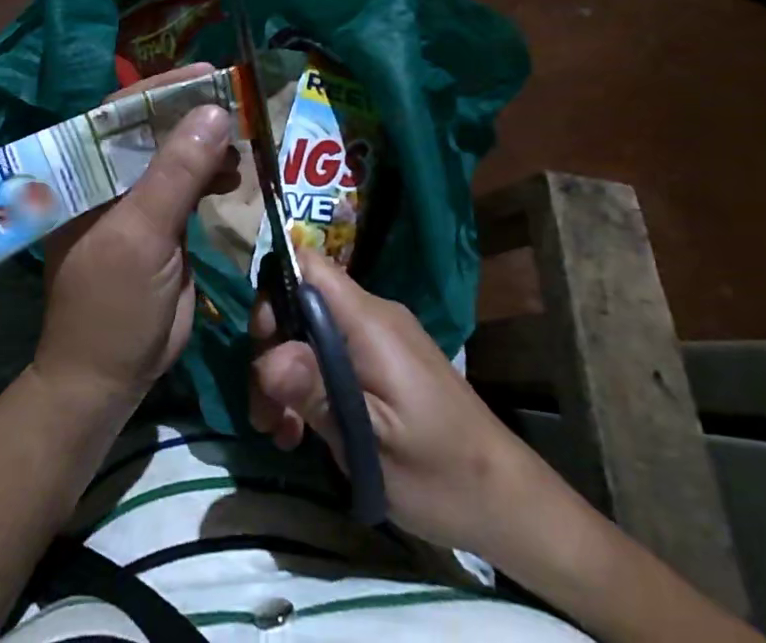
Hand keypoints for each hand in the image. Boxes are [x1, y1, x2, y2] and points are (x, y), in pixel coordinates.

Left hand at [35, 64, 238, 405]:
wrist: (108, 374)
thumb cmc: (112, 304)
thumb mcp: (142, 235)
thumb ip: (175, 174)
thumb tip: (213, 112)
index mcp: (84, 176)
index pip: (119, 115)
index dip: (162, 90)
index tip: (209, 74)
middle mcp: (106, 181)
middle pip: (149, 131)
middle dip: (190, 114)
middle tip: (235, 101)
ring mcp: (134, 204)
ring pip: (172, 158)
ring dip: (205, 145)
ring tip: (239, 143)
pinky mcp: (159, 227)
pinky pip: (186, 188)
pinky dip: (210, 176)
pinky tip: (233, 173)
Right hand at [250, 249, 541, 553]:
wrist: (504, 499)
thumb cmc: (438, 471)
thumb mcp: (368, 438)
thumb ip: (316, 391)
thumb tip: (265, 359)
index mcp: (369, 322)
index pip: (309, 266)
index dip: (273, 291)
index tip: (261, 343)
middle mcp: (371, 318)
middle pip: (300, 306)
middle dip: (270, 352)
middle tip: (262, 412)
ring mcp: (378, 342)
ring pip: (309, 336)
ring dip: (284, 379)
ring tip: (279, 433)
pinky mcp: (381, 365)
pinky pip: (330, 358)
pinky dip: (307, 388)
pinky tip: (300, 433)